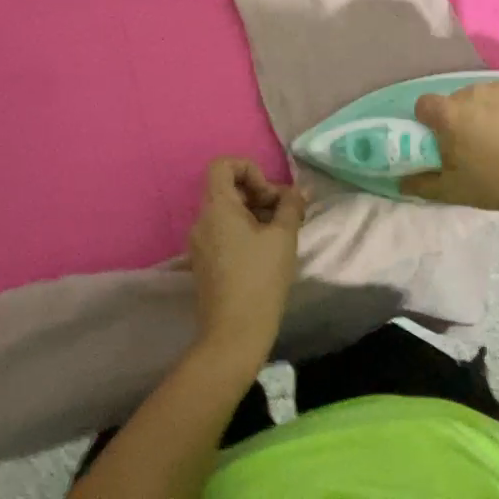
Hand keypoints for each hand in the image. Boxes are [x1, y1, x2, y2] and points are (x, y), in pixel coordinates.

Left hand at [188, 158, 304, 364]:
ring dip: (256, 214)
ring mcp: (199, 243)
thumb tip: (298, 190)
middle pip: (228, 189)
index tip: (270, 196)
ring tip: (282, 235)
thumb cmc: (260, 278)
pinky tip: (267, 253)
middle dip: (260, 194)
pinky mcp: (204, 263)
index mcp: (216, 207)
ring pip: (228, 213)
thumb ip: (291, 206)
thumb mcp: (283, 236)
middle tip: (286, 216)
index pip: (223, 165)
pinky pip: (224, 232)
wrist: (234, 334)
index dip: (250, 169)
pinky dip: (245, 232)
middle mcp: (201, 220)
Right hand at [400, 81, 498, 225]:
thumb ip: (421, 184)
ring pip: (480, 95)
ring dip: (482, 110)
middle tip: (472, 143)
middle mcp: (471, 92)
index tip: (439, 138)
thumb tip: (400, 181)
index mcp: (450, 115)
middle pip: (454, 100)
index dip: (428, 120)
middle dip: (458, 117)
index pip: (424, 104)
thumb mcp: (454, 190)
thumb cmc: (498, 184)